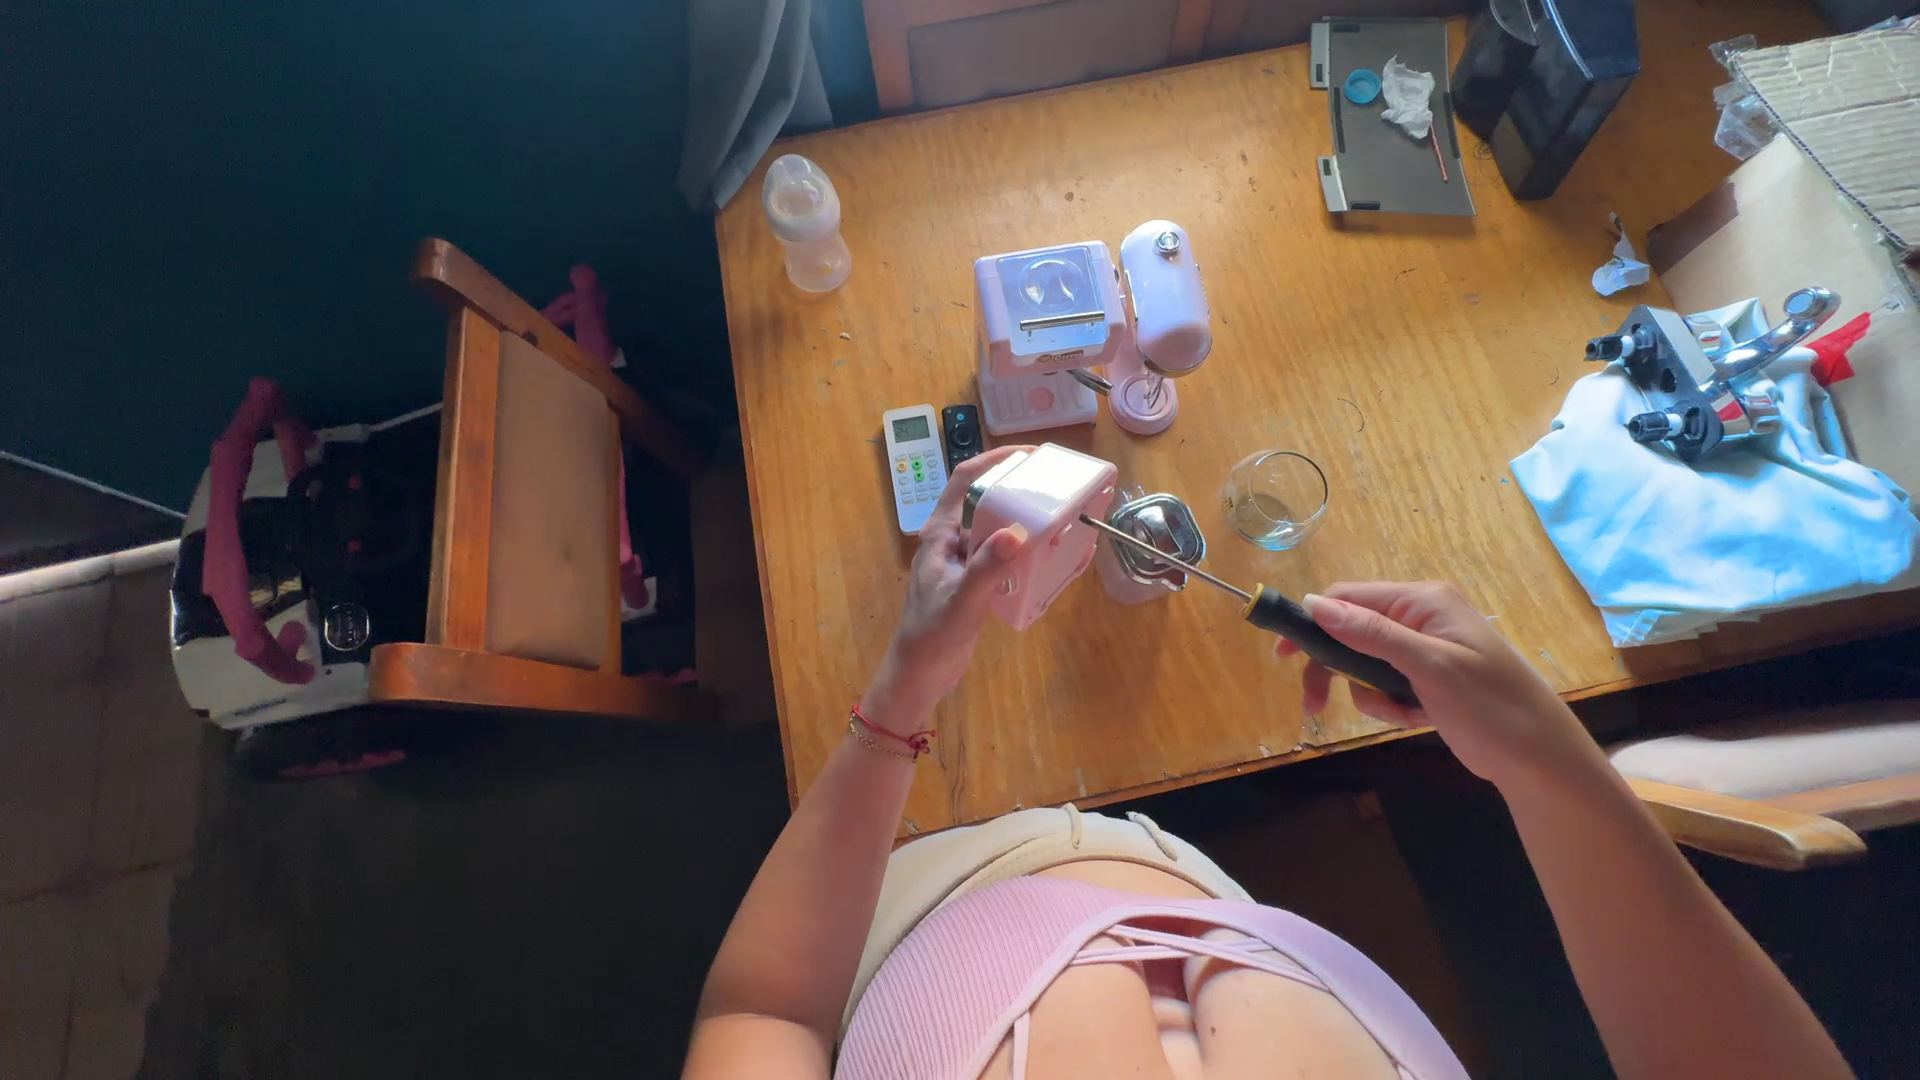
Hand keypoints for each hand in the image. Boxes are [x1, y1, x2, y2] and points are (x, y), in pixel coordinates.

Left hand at [862, 446, 1032, 733]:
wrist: (920, 673)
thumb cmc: (932, 634)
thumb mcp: (962, 600)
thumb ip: (986, 568)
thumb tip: (1016, 533)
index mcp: (940, 533)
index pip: (964, 480)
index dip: (994, 460)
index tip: (1029, 455)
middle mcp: (950, 539)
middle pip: (983, 499)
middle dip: (1015, 488)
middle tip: (1052, 486)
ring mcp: (962, 560)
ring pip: (993, 527)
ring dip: (1020, 520)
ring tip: (1055, 518)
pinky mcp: (973, 579)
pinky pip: (999, 554)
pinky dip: (1020, 550)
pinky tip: (1044, 556)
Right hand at [1276, 581, 1607, 794]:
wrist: (1542, 762)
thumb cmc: (1492, 707)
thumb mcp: (1429, 667)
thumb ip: (1370, 633)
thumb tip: (1313, 603)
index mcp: (1422, 601)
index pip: (1346, 597)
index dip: (1312, 622)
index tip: (1284, 655)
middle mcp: (1419, 617)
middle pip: (1348, 631)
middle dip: (1333, 668)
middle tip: (1314, 703)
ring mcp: (1422, 647)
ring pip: (1361, 662)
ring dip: (1368, 693)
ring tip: (1396, 715)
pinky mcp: (1425, 676)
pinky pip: (1382, 683)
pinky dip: (1388, 704)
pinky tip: (1414, 718)